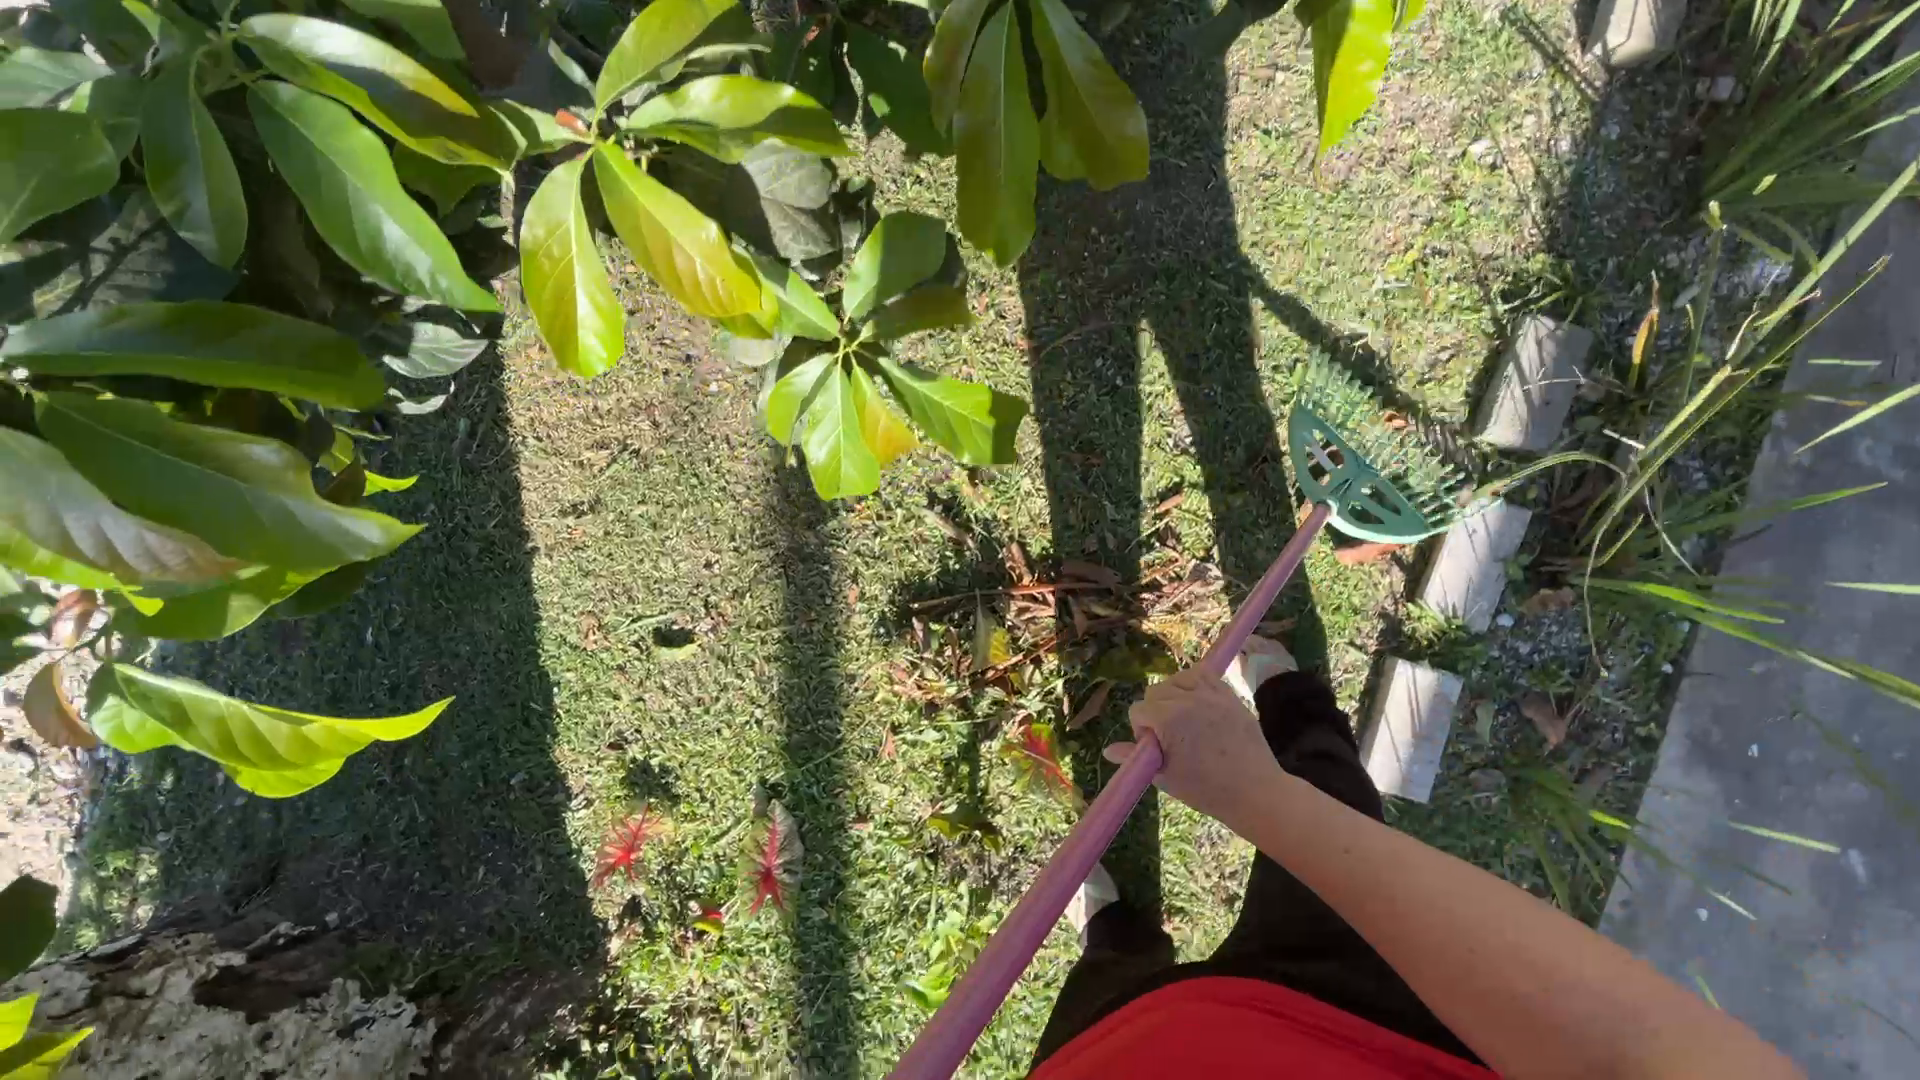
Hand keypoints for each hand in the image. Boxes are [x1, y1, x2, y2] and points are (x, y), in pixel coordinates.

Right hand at [1103, 668, 1289, 826]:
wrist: (1255, 792)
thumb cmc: (1206, 789)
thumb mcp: (1165, 776)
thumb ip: (1135, 758)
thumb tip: (1108, 751)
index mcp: (1168, 717)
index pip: (1138, 710)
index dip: (1142, 731)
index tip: (1156, 750)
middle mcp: (1188, 698)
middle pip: (1155, 692)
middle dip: (1156, 712)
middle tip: (1171, 739)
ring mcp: (1212, 694)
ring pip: (1177, 679)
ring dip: (1174, 695)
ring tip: (1184, 719)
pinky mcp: (1230, 695)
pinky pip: (1204, 675)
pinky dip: (1196, 684)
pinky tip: (1199, 704)